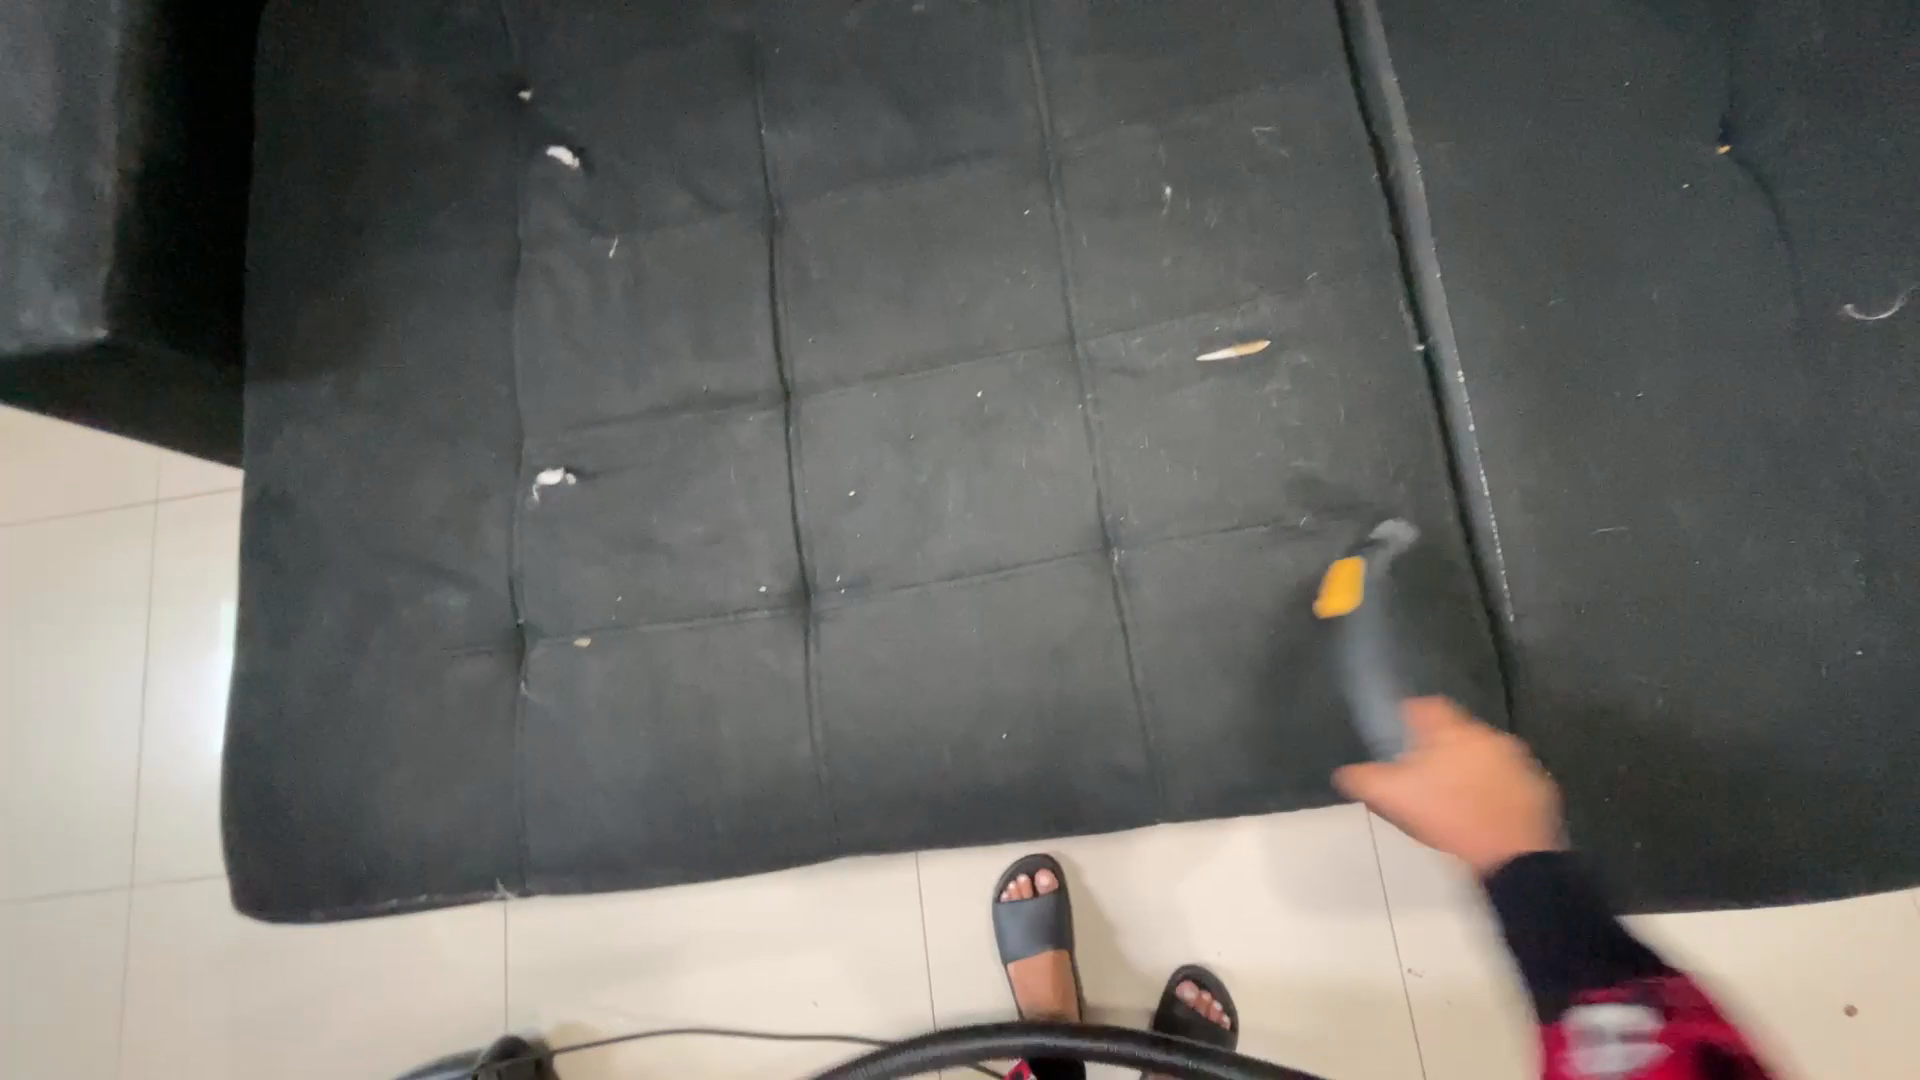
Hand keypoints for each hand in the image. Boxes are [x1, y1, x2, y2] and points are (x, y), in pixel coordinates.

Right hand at [1333, 697, 1563, 874]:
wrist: (1514, 859)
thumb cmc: (1447, 817)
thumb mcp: (1388, 797)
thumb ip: (1360, 778)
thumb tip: (1344, 773)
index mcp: (1450, 731)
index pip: (1424, 705)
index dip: (1407, 718)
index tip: (1399, 739)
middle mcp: (1487, 736)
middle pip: (1454, 731)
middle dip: (1437, 747)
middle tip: (1421, 774)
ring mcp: (1518, 761)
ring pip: (1482, 754)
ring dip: (1467, 767)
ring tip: (1450, 797)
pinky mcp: (1540, 788)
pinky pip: (1508, 779)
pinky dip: (1493, 789)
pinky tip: (1479, 812)